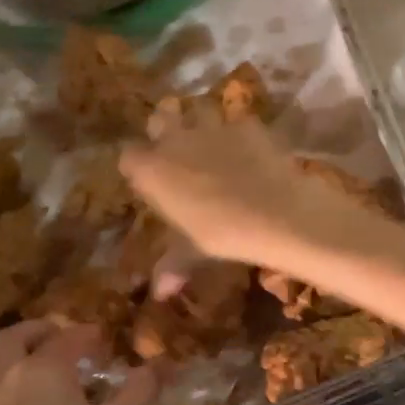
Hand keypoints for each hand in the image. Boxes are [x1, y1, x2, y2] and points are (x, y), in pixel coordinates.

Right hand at [119, 122, 370, 271]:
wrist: (275, 212)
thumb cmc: (223, 234)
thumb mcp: (193, 251)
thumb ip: (172, 265)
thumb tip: (159, 295)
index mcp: (150, 169)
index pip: (129, 156)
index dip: (139, 164)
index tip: (149, 176)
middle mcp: (175, 140)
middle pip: (161, 119)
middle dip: (167, 128)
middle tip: (180, 148)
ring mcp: (212, 127)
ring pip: (198, 109)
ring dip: (202, 120)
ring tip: (215, 139)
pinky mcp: (248, 125)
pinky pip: (239, 121)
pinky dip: (242, 131)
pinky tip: (253, 147)